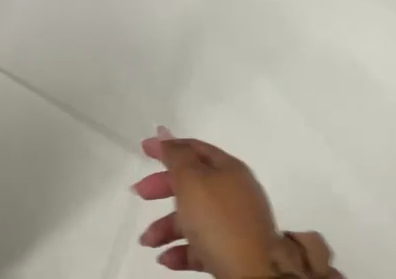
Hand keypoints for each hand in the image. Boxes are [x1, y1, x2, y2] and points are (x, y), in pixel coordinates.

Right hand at [132, 129, 339, 277]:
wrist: (255, 276)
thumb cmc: (219, 221)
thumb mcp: (191, 180)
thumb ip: (175, 155)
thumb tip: (164, 132)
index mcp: (228, 170)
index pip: (194, 148)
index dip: (167, 146)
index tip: (142, 149)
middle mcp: (234, 193)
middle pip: (191, 183)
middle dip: (162, 188)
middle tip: (139, 193)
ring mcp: (236, 225)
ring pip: (194, 218)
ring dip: (166, 227)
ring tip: (147, 241)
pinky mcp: (234, 253)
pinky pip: (202, 245)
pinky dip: (181, 249)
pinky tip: (165, 258)